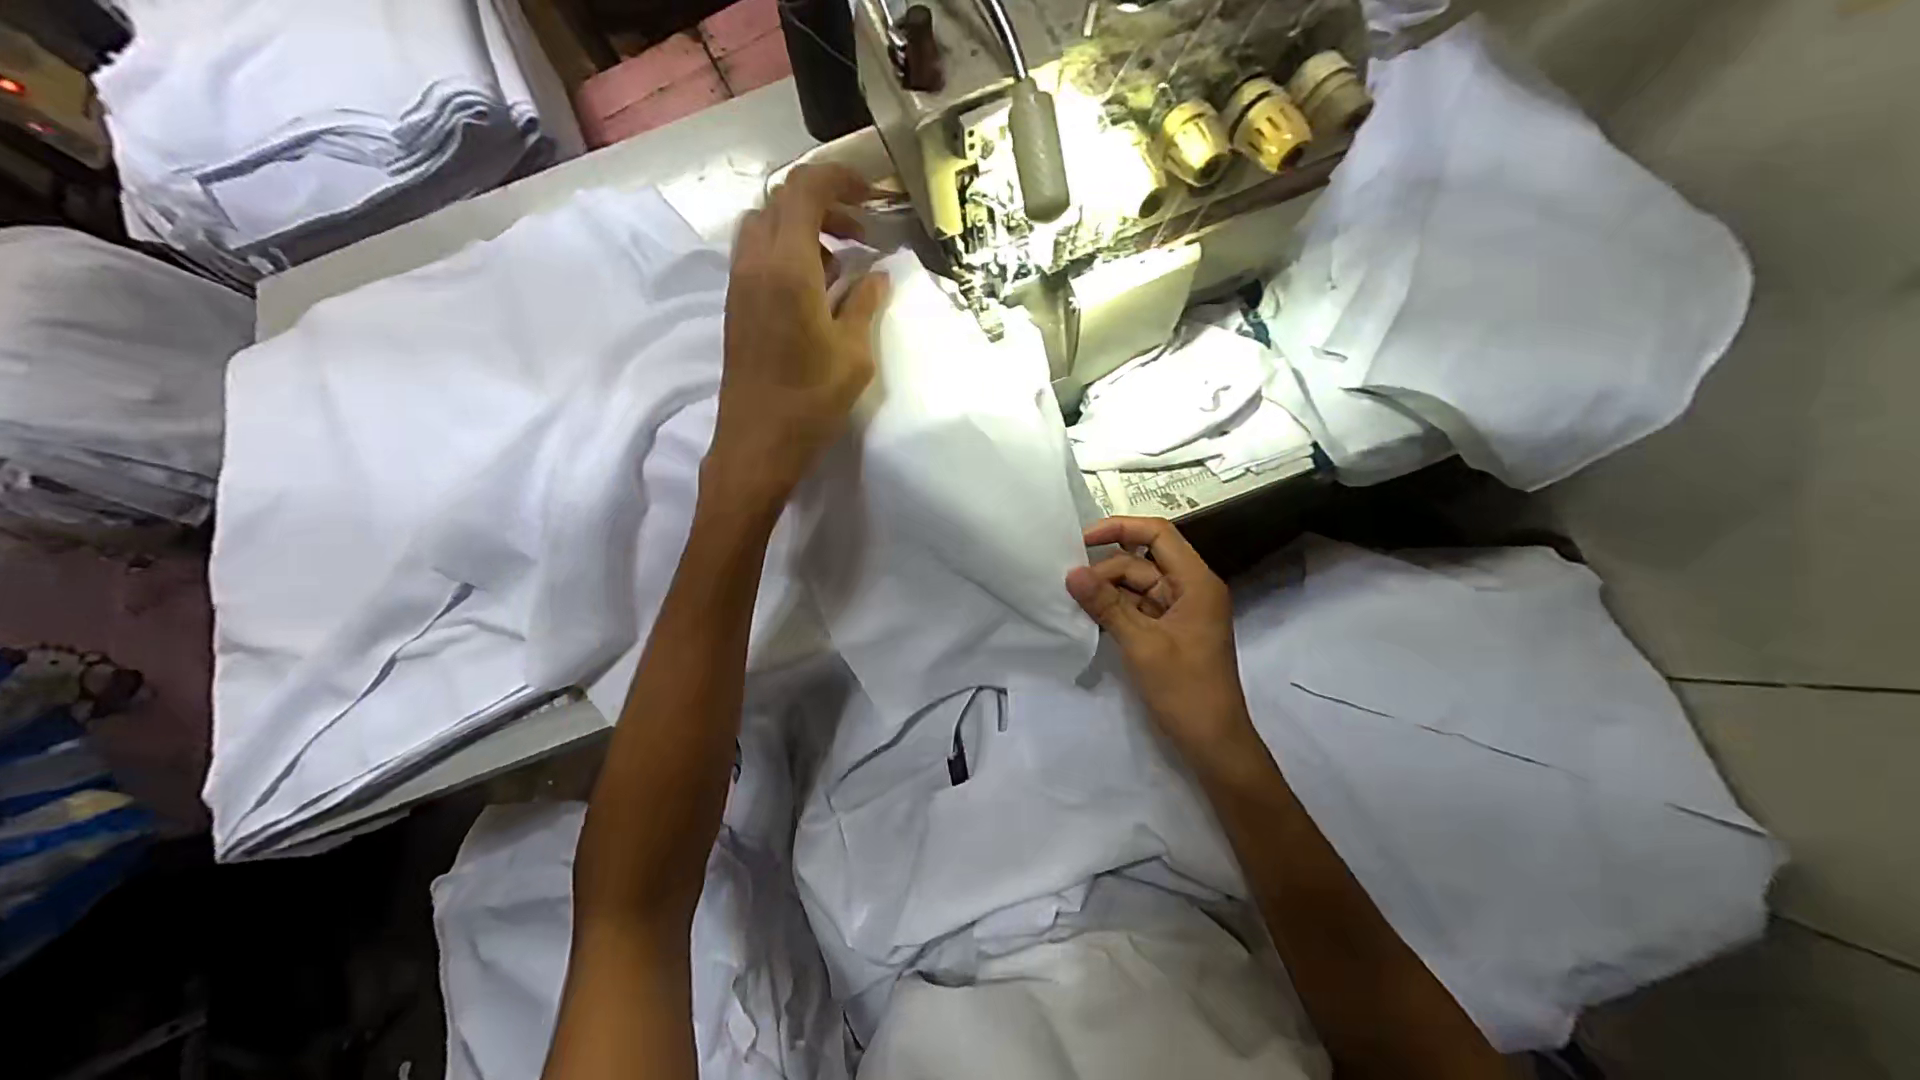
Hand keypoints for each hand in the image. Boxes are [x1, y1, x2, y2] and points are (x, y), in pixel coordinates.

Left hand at [706, 163, 890, 511]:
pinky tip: (816, 289)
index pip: (804, 189)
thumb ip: (866, 303)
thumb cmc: (810, 401)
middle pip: (782, 200)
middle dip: (825, 202)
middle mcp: (755, 263)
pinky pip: (758, 254)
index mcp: (787, 267)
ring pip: (766, 225)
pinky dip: (788, 251)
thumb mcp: (854, 354)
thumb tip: (876, 275)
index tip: (874, 195)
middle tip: (862, 231)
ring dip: (803, 227)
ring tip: (840, 262)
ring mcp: (739, 284)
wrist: (756, 444)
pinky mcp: (736, 305)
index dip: (841, 178)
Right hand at [1065, 516, 1257, 760]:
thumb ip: (1106, 605)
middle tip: (1070, 585)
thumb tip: (1071, 573)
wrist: (1212, 741)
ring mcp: (1180, 612)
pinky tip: (1089, 615)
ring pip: (1137, 586)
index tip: (1082, 540)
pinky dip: (1115, 609)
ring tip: (1073, 600)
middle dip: (1106, 569)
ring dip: (1107, 590)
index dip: (1120, 528)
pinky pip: (1138, 608)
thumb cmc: (1185, 689)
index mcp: (1196, 582)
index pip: (1158, 534)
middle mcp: (1190, 589)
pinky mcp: (1169, 632)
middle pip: (1142, 562)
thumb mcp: (1141, 644)